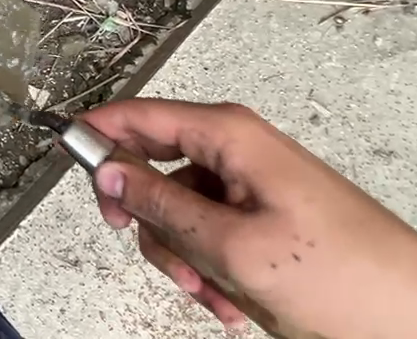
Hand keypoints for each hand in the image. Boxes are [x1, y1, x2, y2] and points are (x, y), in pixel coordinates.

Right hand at [80, 99, 416, 338]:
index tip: (72, 169)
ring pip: (180, 207)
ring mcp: (255, 186)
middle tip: (162, 259)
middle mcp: (237, 149)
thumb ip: (160, 205)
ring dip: (183, 254)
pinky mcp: (271, 220)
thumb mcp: (235, 249)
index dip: (96, 135)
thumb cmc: (343, 284)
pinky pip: (213, 231)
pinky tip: (234, 303)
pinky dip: (211, 266)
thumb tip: (107, 171)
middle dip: (151, 218)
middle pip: (153, 163)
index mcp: (228, 134)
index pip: (135, 114)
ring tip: (213, 297)